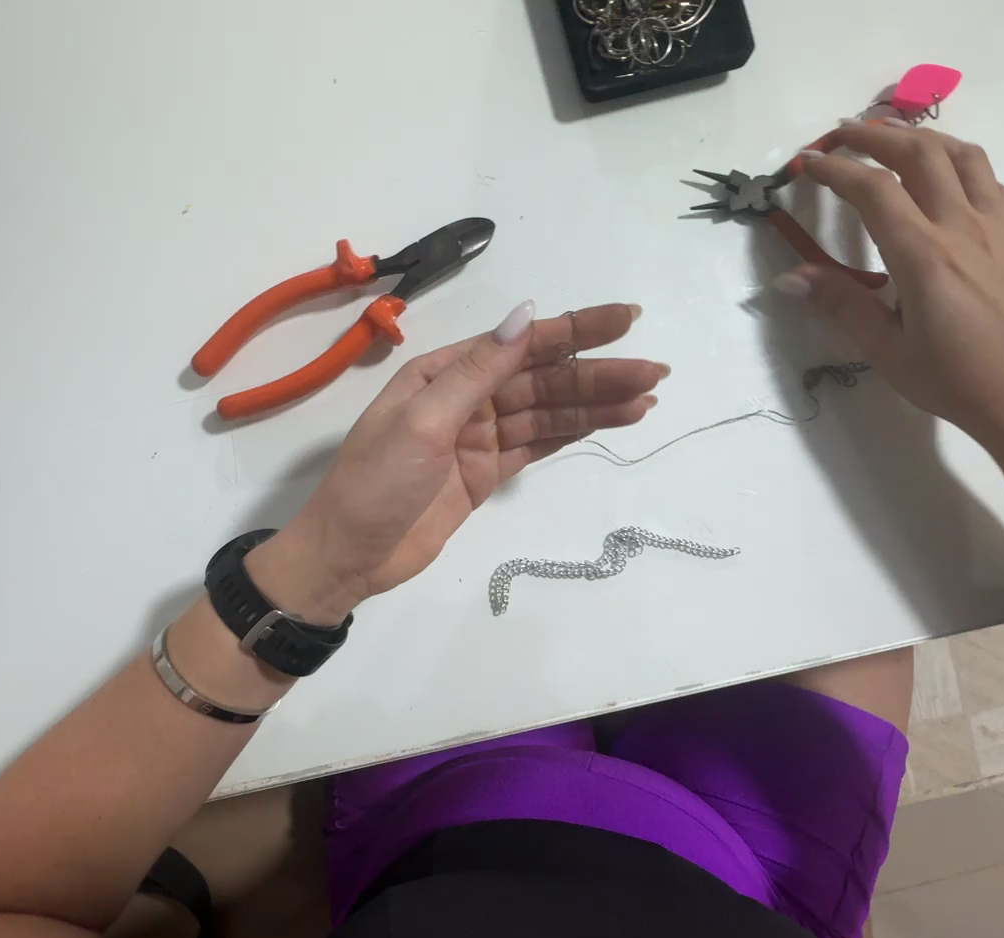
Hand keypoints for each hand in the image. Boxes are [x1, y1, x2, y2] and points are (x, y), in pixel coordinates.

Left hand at [246, 301, 661, 621]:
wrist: (350, 555)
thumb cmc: (375, 484)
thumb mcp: (422, 422)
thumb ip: (478, 372)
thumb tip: (527, 316)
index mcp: (443, 373)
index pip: (519, 344)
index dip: (573, 330)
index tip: (624, 320)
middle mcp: (465, 398)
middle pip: (541, 379)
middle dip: (596, 373)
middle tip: (653, 370)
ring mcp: (479, 437)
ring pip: (546, 412)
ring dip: (594, 405)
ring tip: (646, 397)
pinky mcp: (488, 474)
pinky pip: (538, 445)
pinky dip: (573, 434)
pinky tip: (610, 423)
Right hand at [777, 124, 1003, 462]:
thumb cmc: (954, 381)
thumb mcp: (886, 350)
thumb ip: (841, 305)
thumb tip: (788, 278)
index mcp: (924, 255)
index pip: (874, 191)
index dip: (836, 170)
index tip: (806, 162)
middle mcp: (963, 226)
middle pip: (920, 154)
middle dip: (876, 135)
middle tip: (842, 133)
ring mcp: (998, 226)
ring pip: (961, 155)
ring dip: (922, 136)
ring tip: (894, 137)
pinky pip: (988, 179)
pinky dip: (957, 161)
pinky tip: (944, 178)